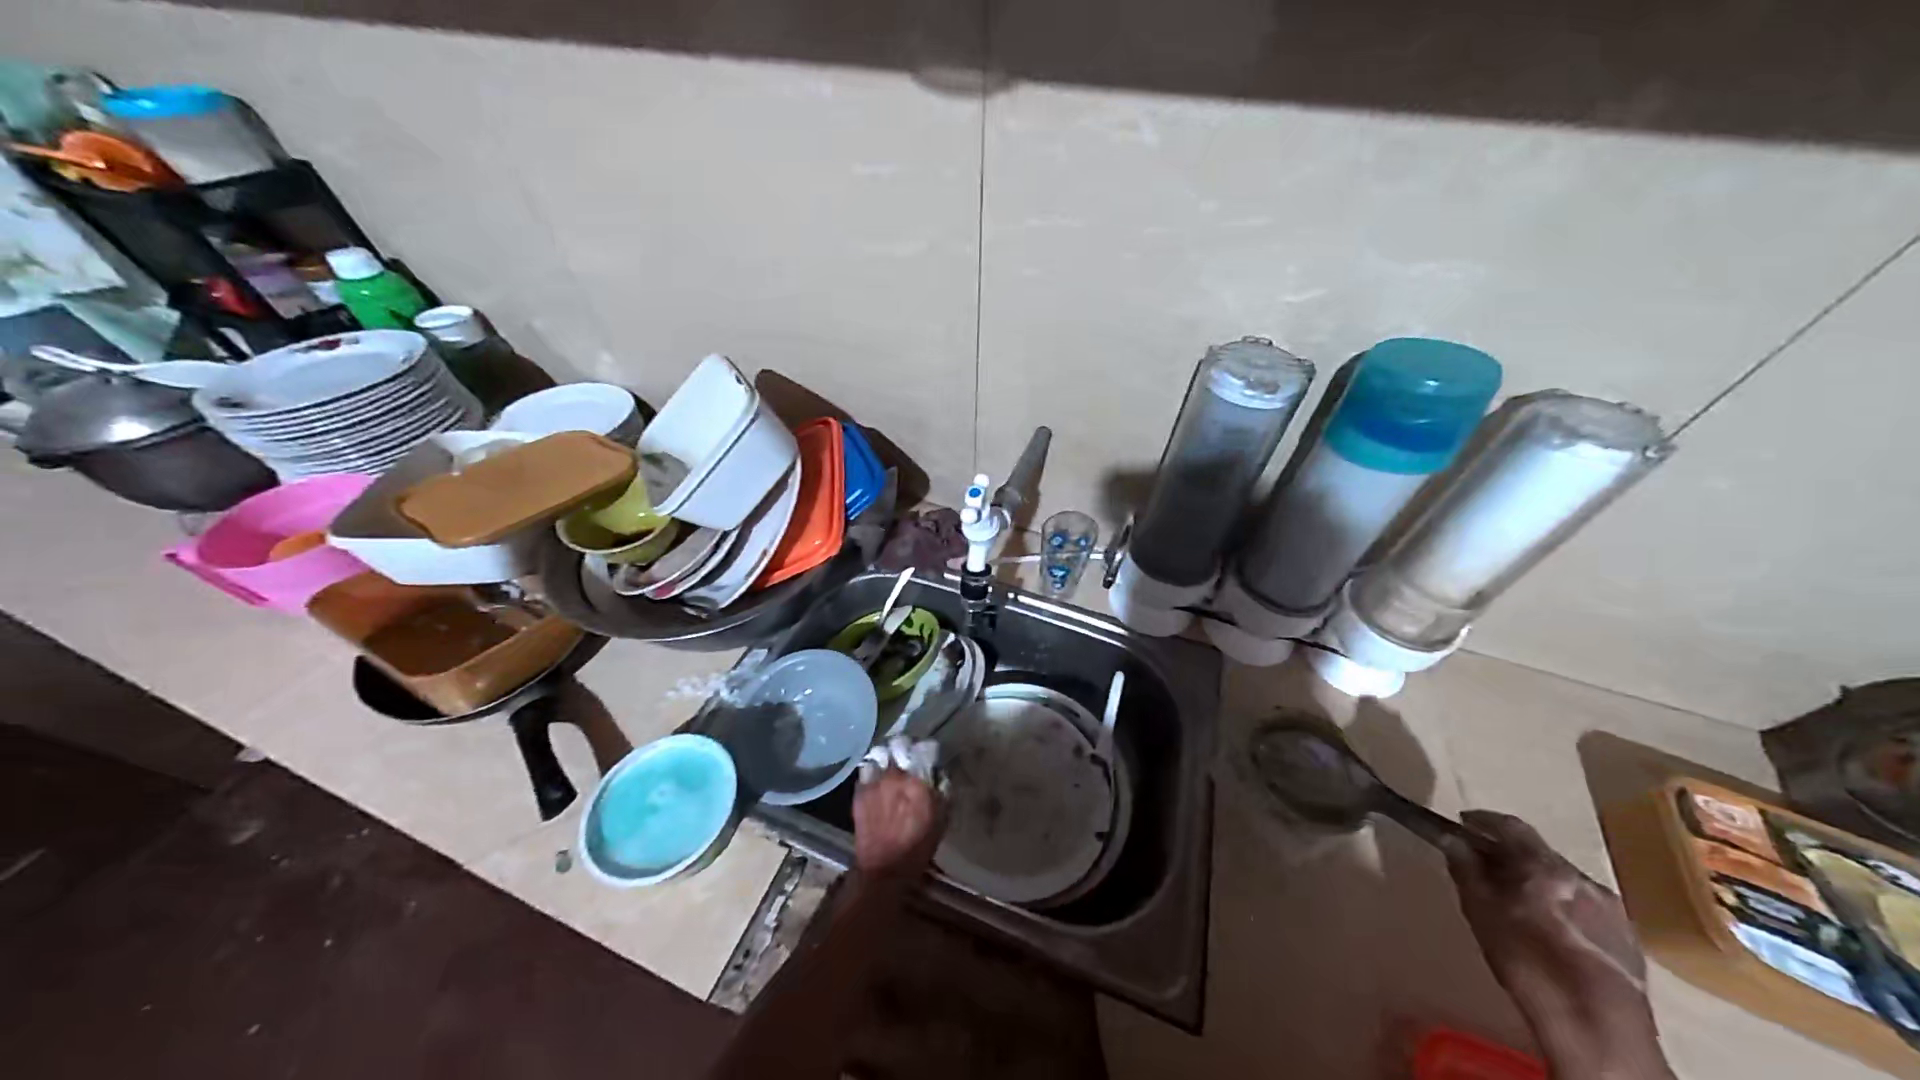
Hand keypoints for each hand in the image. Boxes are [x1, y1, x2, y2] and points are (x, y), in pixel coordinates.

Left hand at [853, 749, 944, 882]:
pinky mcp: (859, 790)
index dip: (928, 749)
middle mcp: (895, 775)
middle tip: (908, 755)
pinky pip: (866, 769)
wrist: (884, 868)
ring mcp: (874, 781)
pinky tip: (877, 779)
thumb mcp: (942, 818)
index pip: (925, 748)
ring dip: (887, 755)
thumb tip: (938, 774)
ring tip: (890, 762)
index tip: (928, 755)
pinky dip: (873, 770)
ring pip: (880, 752)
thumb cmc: (918, 846)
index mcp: (919, 781)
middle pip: (900, 743)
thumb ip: (942, 790)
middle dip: (906, 747)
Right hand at [1443, 811, 1674, 1079]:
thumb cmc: (1528, 964)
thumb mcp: (1482, 913)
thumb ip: (1466, 871)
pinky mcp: (1629, 939)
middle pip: (1540, 853)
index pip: (1511, 826)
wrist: (1598, 1028)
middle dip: (1510, 853)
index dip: (1483, 820)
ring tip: (1514, 899)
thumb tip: (1452, 840)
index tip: (1462, 822)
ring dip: (1537, 879)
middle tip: (1483, 864)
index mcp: (1546, 867)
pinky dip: (1561, 903)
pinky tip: (1549, 928)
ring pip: (1564, 880)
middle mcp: (1584, 878)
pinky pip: (1585, 905)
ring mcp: (1612, 909)